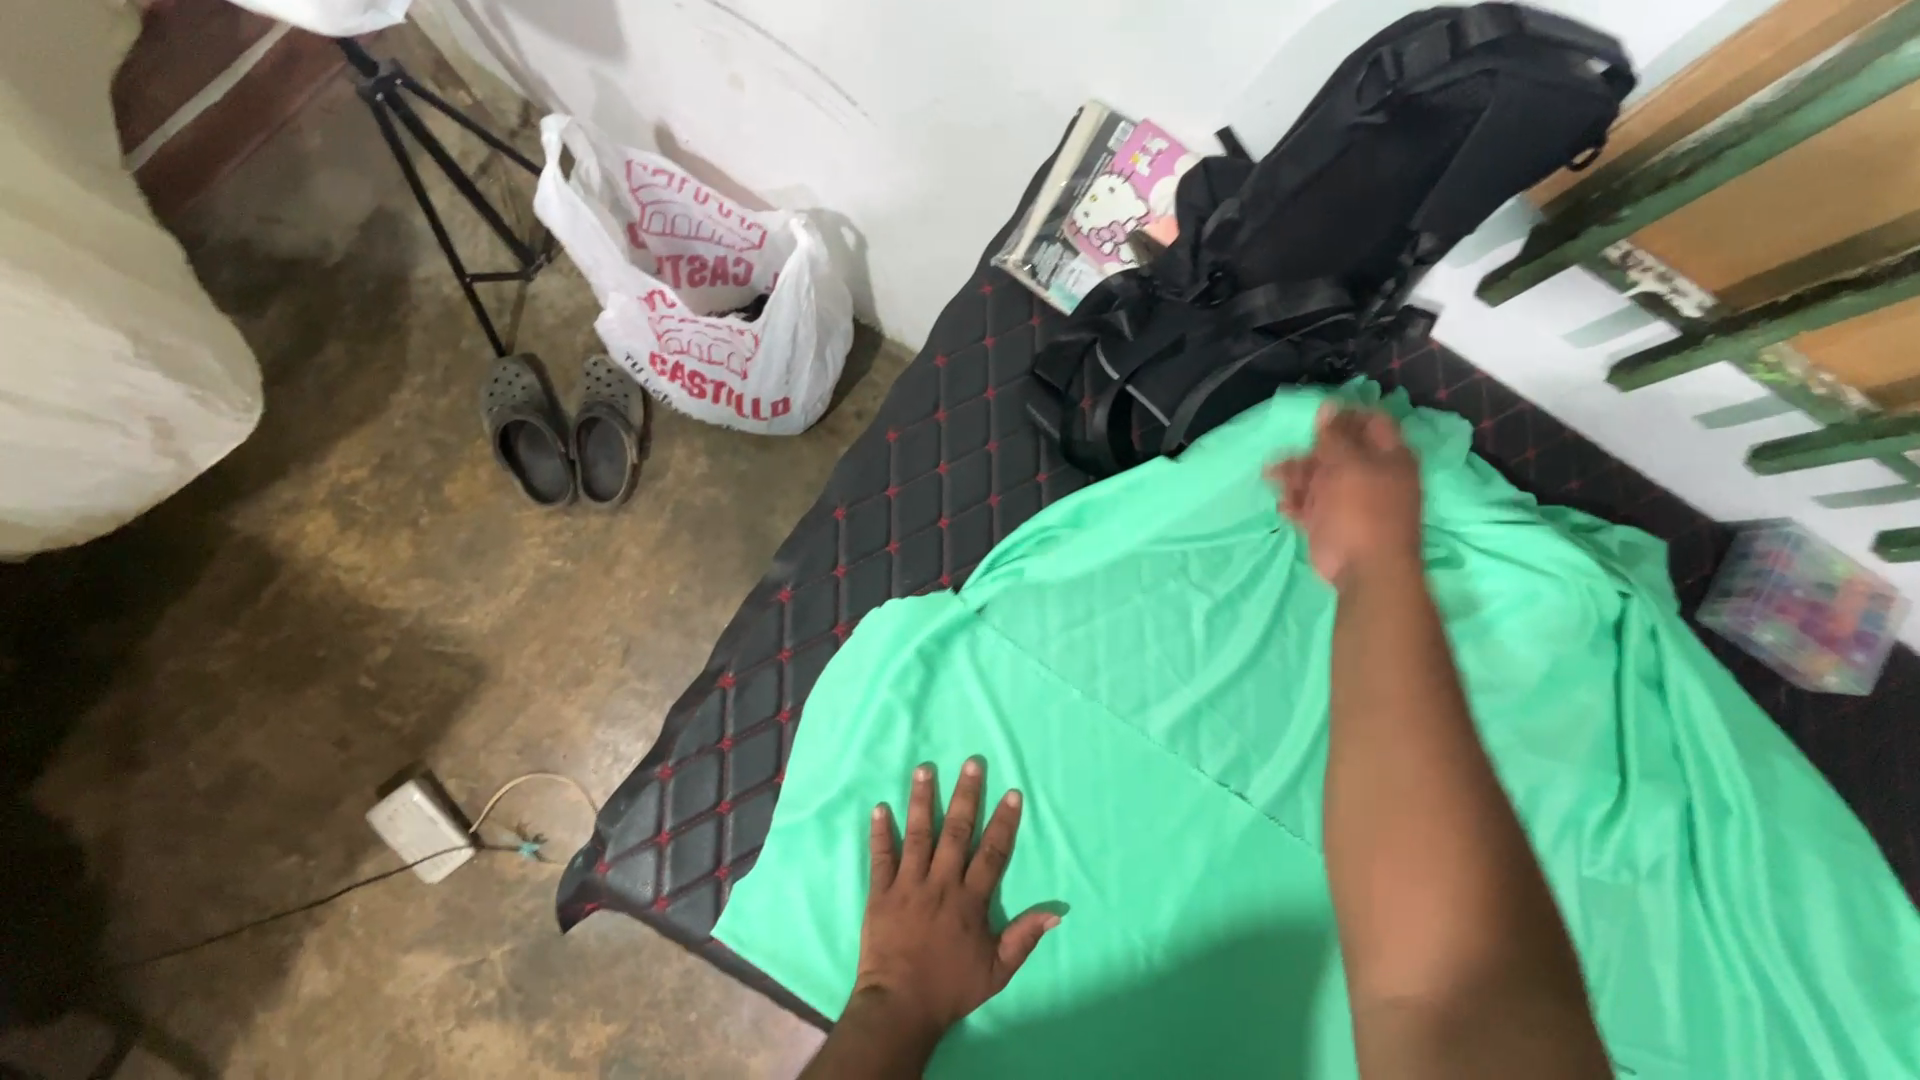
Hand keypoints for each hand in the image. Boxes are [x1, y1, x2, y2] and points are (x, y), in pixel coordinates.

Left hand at [853, 758, 1057, 1044]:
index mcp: (970, 900)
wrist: (900, 1007)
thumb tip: (1057, 913)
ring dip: (921, 800)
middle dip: (965, 795)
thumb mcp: (997, 970)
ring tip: (924, 768)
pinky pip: (881, 857)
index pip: (992, 853)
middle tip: (971, 763)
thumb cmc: (951, 989)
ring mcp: (908, 885)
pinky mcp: (881, 893)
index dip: (1003, 822)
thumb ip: (1024, 938)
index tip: (1011, 793)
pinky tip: (879, 807)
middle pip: (956, 832)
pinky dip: (880, 832)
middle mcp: (941, 884)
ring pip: (917, 834)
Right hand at [1266, 403, 1422, 590]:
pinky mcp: (1329, 523)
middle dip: (1310, 451)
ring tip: (1274, 479)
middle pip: (1337, 451)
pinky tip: (1285, 506)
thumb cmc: (1362, 510)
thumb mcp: (1349, 464)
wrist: (1365, 569)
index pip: (1371, 423)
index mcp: (1388, 457)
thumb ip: (1336, 435)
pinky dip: (1295, 503)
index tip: (1315, 417)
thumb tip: (1328, 407)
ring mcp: (1349, 501)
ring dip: (1295, 476)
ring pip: (1318, 477)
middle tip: (1289, 454)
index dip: (1344, 416)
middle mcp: (1371, 475)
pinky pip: (1308, 505)